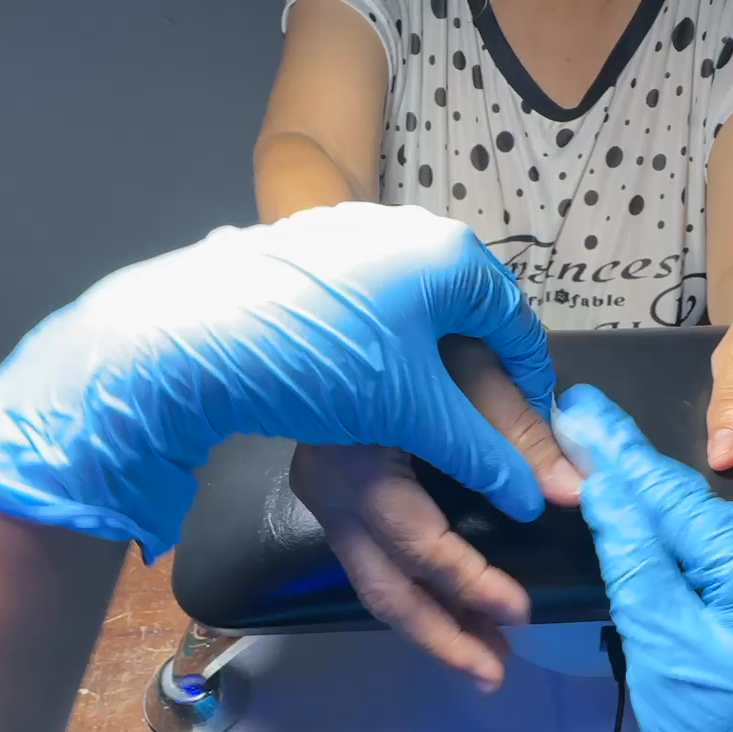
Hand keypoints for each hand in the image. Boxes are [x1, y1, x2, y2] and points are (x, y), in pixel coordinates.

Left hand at [0, 204, 552, 557]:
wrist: (190, 333)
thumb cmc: (327, 361)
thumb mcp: (413, 409)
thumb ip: (483, 450)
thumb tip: (541, 499)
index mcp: (452, 256)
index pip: (519, 328)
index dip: (532, 390)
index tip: (533, 439)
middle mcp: (413, 231)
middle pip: (473, 320)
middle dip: (482, 382)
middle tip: (479, 433)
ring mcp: (359, 237)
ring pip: (424, 314)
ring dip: (435, 367)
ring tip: (425, 414)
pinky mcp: (316, 255)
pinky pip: (381, 307)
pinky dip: (392, 349)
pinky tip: (373, 382)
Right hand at [291, 341, 581, 691]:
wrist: (342, 307)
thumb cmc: (406, 322)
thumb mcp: (470, 369)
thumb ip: (521, 434)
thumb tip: (577, 494)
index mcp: (362, 458)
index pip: (420, 540)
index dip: (472, 582)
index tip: (520, 612)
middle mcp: (330, 490)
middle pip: (383, 586)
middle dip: (442, 635)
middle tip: (492, 673)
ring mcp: (322, 500)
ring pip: (372, 585)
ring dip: (429, 627)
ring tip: (480, 663)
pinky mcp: (329, 502)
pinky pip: (369, 565)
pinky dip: (414, 596)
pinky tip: (451, 614)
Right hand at [557, 385, 732, 731]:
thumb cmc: (708, 727)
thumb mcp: (659, 642)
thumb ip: (635, 557)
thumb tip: (604, 487)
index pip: (678, 499)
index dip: (621, 453)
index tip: (579, 409)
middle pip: (689, 502)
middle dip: (628, 467)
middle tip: (576, 421)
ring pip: (695, 519)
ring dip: (643, 496)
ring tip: (592, 455)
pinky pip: (706, 543)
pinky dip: (666, 529)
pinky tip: (630, 506)